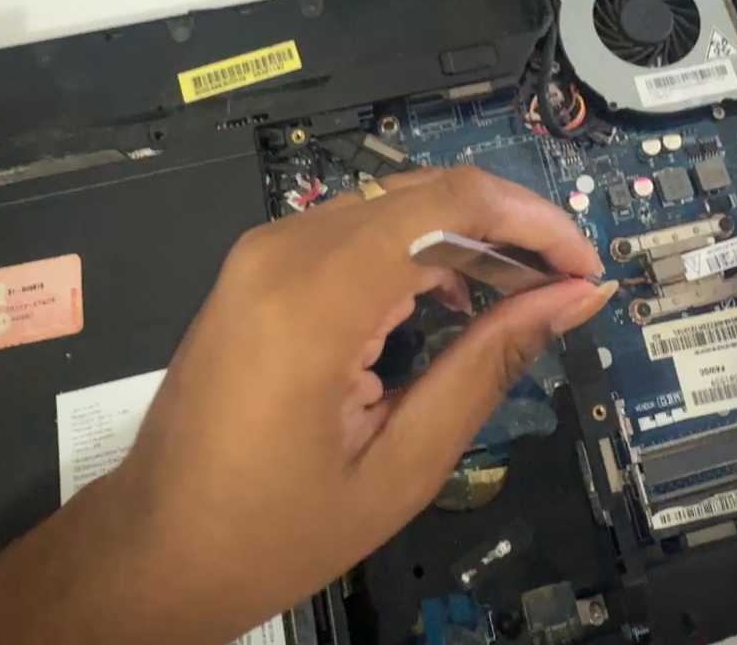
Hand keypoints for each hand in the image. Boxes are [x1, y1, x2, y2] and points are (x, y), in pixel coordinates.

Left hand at [110, 167, 610, 643]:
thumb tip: (571, 298)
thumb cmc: (273, 528)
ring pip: (397, 200)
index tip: (581, 266)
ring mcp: (267, 247)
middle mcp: (285, 248)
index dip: (532, 221)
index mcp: (314, 299)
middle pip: (427, 190)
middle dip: (510, 226)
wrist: (155, 546)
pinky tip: (448, 294)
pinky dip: (420, 245)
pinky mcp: (265, 259)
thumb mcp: (403, 462)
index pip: (448, 205)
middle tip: (562, 283)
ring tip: (518, 292)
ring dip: (468, 234)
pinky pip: (361, 225)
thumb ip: (491, 363)